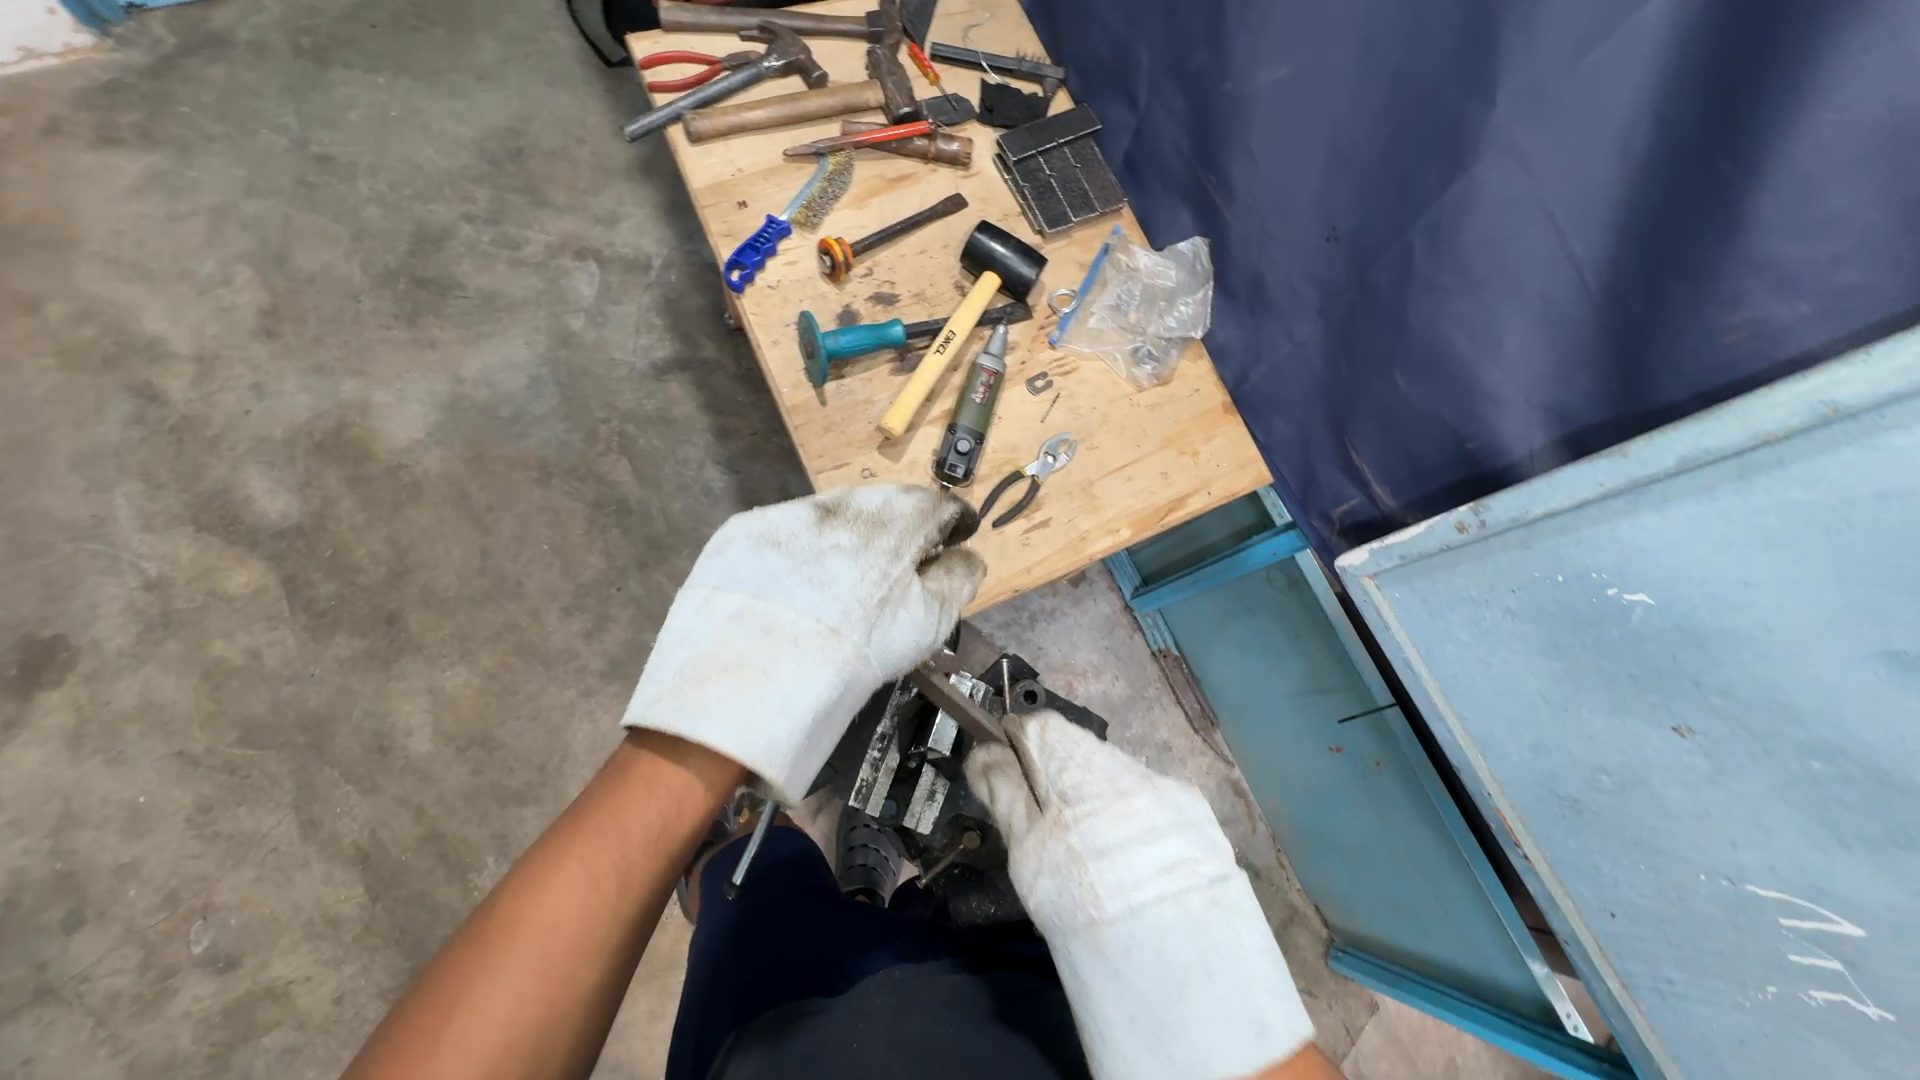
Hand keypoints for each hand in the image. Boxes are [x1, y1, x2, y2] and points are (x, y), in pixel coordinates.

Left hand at [622, 484, 983, 802]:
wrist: (745, 683)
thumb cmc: (854, 657)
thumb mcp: (926, 624)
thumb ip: (956, 579)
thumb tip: (965, 556)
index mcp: (895, 521)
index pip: (937, 503)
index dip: (953, 520)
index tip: (958, 535)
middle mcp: (841, 504)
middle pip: (883, 504)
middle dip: (900, 527)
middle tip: (902, 563)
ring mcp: (786, 515)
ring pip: (832, 517)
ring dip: (849, 537)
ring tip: (845, 578)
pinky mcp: (741, 533)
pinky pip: (785, 536)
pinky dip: (800, 554)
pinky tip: (795, 592)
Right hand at [966, 711, 1314, 1079]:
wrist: (1183, 970)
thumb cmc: (1085, 913)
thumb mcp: (1030, 860)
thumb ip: (1007, 797)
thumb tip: (984, 753)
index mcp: (1079, 772)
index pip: (1041, 726)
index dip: (1019, 746)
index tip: (1008, 777)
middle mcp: (1126, 767)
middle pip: (1078, 749)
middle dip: (1056, 777)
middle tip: (1047, 828)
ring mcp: (1166, 789)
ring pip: (1112, 775)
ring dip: (1093, 797)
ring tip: (1091, 849)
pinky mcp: (1195, 814)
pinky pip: (1147, 800)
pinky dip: (1128, 817)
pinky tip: (1128, 859)